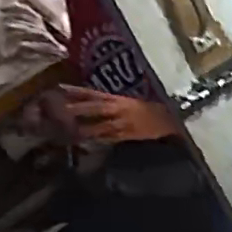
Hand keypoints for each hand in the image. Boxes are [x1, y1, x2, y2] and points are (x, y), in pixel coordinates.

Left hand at [49, 85, 178, 142]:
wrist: (173, 121)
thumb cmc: (155, 110)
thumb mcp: (134, 102)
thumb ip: (116, 102)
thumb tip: (93, 100)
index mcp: (120, 99)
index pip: (94, 93)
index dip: (77, 91)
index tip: (60, 88)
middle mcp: (120, 110)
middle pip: (94, 108)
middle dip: (77, 109)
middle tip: (59, 111)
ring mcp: (124, 123)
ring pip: (100, 126)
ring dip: (85, 129)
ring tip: (69, 132)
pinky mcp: (130, 136)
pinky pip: (111, 138)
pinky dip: (99, 140)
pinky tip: (88, 142)